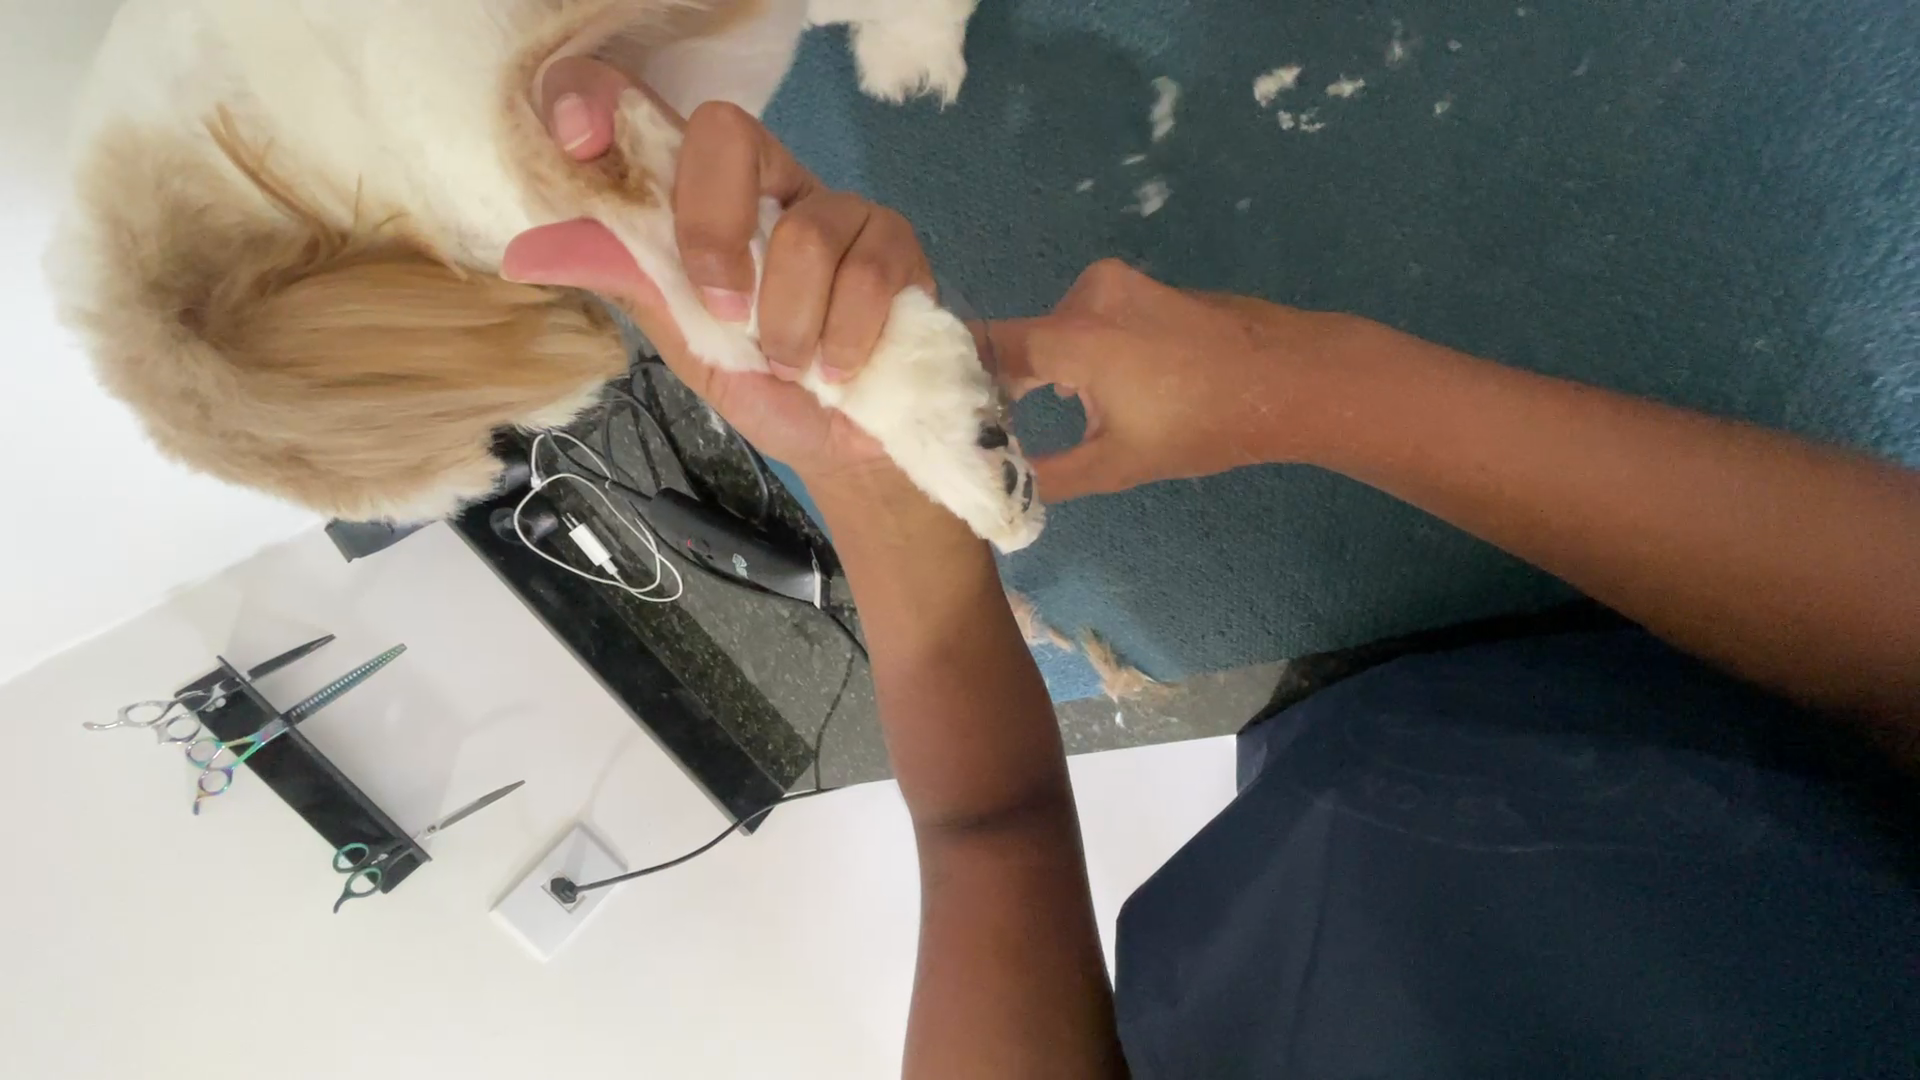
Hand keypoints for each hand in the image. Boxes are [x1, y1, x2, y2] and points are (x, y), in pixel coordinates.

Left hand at [500, 58, 934, 490]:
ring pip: (806, 232)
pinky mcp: (898, 244)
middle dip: (716, 235)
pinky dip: (847, 337)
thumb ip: (637, 290)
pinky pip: (867, 273)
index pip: (659, 124)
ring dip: (793, 324)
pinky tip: (842, 370)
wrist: (847, 446)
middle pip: (730, 137)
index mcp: (716, 206)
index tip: (577, 138)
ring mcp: (843, 210)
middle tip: (728, 314)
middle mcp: (776, 189)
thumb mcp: (693, 350)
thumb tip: (526, 252)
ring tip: (798, 369)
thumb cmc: (770, 396)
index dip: (610, 103)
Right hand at [990, 260, 1382, 499]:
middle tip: (1000, 431)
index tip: (957, 419)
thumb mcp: (1117, 463)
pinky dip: (1077, 352)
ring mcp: (1118, 284)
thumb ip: (1049, 475)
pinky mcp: (1140, 286)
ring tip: (1055, 415)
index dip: (964, 382)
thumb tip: (1001, 488)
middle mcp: (1087, 294)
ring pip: (1053, 330)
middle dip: (1007, 384)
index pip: (987, 346)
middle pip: (1020, 339)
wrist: (1289, 379)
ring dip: (1046, 370)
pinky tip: (1100, 389)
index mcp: (1076, 334)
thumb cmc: (1202, 424)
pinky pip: (1085, 319)